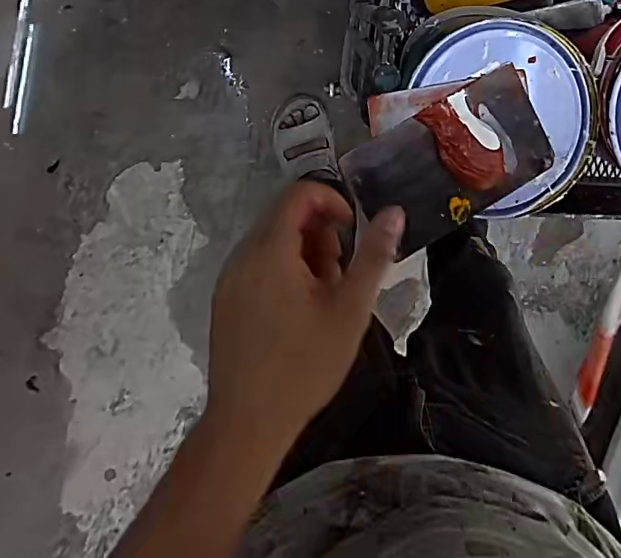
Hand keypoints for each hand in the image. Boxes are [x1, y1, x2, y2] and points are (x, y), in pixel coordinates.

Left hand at [205, 181, 402, 444]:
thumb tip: (394, 212)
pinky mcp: (226, 299)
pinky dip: (286, 269)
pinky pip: (260, 262)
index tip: (353, 232)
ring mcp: (229, 278)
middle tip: (341, 274)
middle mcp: (242, 256)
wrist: (247, 426)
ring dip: (307, 252)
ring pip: (275, 240)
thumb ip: (374, 254)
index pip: (299, 194)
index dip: (333, 201)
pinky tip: (301, 309)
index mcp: (269, 251)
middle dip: (322, 233)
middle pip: (286, 215)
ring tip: (324, 296)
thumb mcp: (350, 307)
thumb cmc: (304, 364)